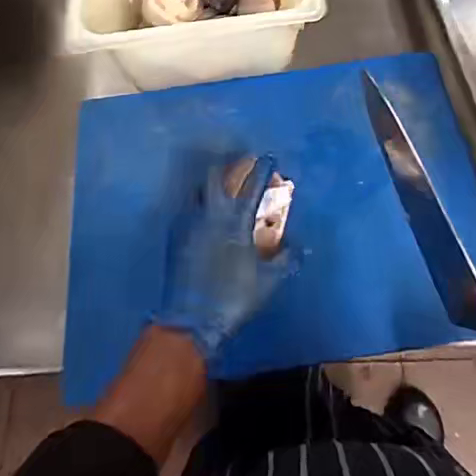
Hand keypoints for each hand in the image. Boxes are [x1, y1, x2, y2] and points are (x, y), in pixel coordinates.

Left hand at [153, 155, 295, 360]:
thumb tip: (299, 248)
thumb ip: (285, 261)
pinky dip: (199, 202)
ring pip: (199, 190)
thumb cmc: (232, 297)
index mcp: (236, 222)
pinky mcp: (176, 236)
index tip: (269, 157)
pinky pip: (188, 209)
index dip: (262, 170)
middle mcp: (212, 216)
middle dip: (230, 165)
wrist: (191, 319)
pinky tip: (203, 208)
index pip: (252, 187)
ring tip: (221, 181)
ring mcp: (190, 224)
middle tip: (241, 162)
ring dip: (212, 182)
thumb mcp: (267, 281)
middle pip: (218, 177)